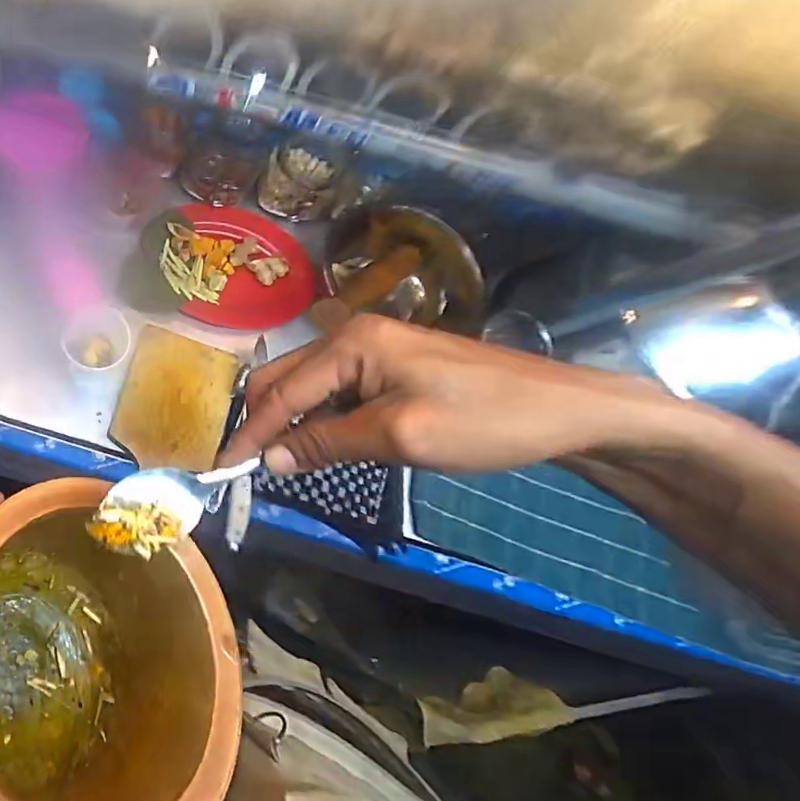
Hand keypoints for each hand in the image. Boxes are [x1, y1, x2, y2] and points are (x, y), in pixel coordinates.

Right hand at [219, 315, 679, 474]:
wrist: (576, 410)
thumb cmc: (488, 421)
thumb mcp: (401, 438)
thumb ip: (326, 443)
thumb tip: (268, 459)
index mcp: (349, 345)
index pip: (281, 393)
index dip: (251, 433)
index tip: (223, 465)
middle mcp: (348, 335)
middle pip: (280, 379)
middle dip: (263, 421)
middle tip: (256, 463)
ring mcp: (368, 344)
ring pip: (302, 383)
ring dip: (292, 420)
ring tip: (292, 457)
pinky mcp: (385, 360)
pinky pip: (331, 386)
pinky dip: (319, 415)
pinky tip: (330, 438)